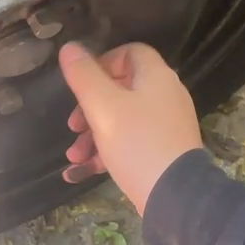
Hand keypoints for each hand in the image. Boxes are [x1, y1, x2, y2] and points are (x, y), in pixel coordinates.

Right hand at [56, 42, 203, 215]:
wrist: (174, 197)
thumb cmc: (137, 143)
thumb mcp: (103, 107)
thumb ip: (84, 76)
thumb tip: (69, 47)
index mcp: (156, 77)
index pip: (130, 52)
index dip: (103, 62)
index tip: (82, 83)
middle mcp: (165, 97)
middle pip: (121, 89)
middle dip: (89, 108)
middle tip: (73, 126)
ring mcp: (165, 126)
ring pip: (121, 120)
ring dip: (93, 135)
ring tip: (74, 157)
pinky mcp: (162, 151)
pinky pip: (130, 143)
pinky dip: (106, 152)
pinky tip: (82, 172)